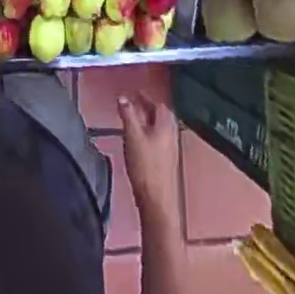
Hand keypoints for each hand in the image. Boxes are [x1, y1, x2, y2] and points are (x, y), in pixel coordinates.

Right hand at [119, 92, 180, 221]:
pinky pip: (159, 139)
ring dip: (148, 120)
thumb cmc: (144, 166)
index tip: (133, 93)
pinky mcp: (167, 162)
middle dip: (148, 107)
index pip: (159, 105)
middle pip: (162, 116)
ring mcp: (171, 150)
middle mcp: (171, 136)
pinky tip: (138, 139)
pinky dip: (149, 132)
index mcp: (165, 127)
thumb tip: (122, 97)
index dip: (145, 97)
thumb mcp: (132, 136)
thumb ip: (128, 114)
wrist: (157, 200)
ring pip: (161, 128)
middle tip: (133, 104)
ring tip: (133, 119)